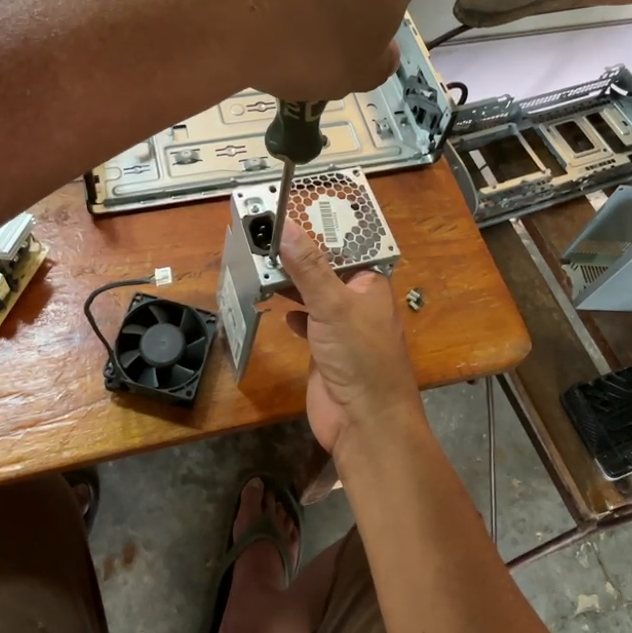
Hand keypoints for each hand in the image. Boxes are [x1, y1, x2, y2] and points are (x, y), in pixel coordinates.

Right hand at [277, 222, 423, 454]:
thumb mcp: (333, 305)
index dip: (318, 227)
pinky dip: (292, 312)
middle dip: (298, 254)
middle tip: (262, 233)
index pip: (344, 244)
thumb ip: (308, 267)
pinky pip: (306, 321)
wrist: (366, 424)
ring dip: (290, 282)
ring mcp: (342, 327)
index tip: (287, 209)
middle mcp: (357, 301)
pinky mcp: (326, 350)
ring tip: (261, 263)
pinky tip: (278, 306)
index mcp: (370, 283)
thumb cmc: (360, 358)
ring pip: (313, 294)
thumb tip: (286, 226)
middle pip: (324, 268)